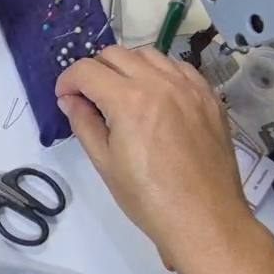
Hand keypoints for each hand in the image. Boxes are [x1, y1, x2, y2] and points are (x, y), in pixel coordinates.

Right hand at [55, 46, 262, 270]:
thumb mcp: (105, 163)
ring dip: (126, 66)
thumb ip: (84, 123)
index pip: (86, 70)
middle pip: (115, 54)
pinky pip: (179, 67)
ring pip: (148, 54)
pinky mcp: (209, 98)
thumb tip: (69, 100)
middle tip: (89, 96)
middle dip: (94, 70)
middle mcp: (159, 84)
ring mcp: (189, 88)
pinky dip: (159, 72)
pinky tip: (155, 95)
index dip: (67, 80)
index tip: (65, 97)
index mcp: (128, 100)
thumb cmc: (148, 198)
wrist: (204, 220)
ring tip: (122, 93)